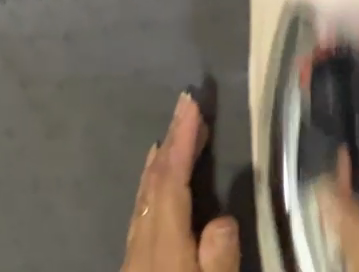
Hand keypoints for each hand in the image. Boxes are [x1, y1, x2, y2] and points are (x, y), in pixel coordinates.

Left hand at [122, 92, 240, 271]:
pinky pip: (142, 206)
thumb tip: (225, 218)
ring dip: (161, 157)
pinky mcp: (133, 262)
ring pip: (145, 191)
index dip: (183, 138)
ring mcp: (134, 250)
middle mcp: (143, 238)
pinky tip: (156, 181)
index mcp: (164, 240)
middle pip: (155, 179)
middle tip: (187, 102)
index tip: (193, 102)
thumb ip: (220, 257)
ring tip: (174, 131)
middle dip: (171, 137)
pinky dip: (152, 180)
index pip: (172, 179)